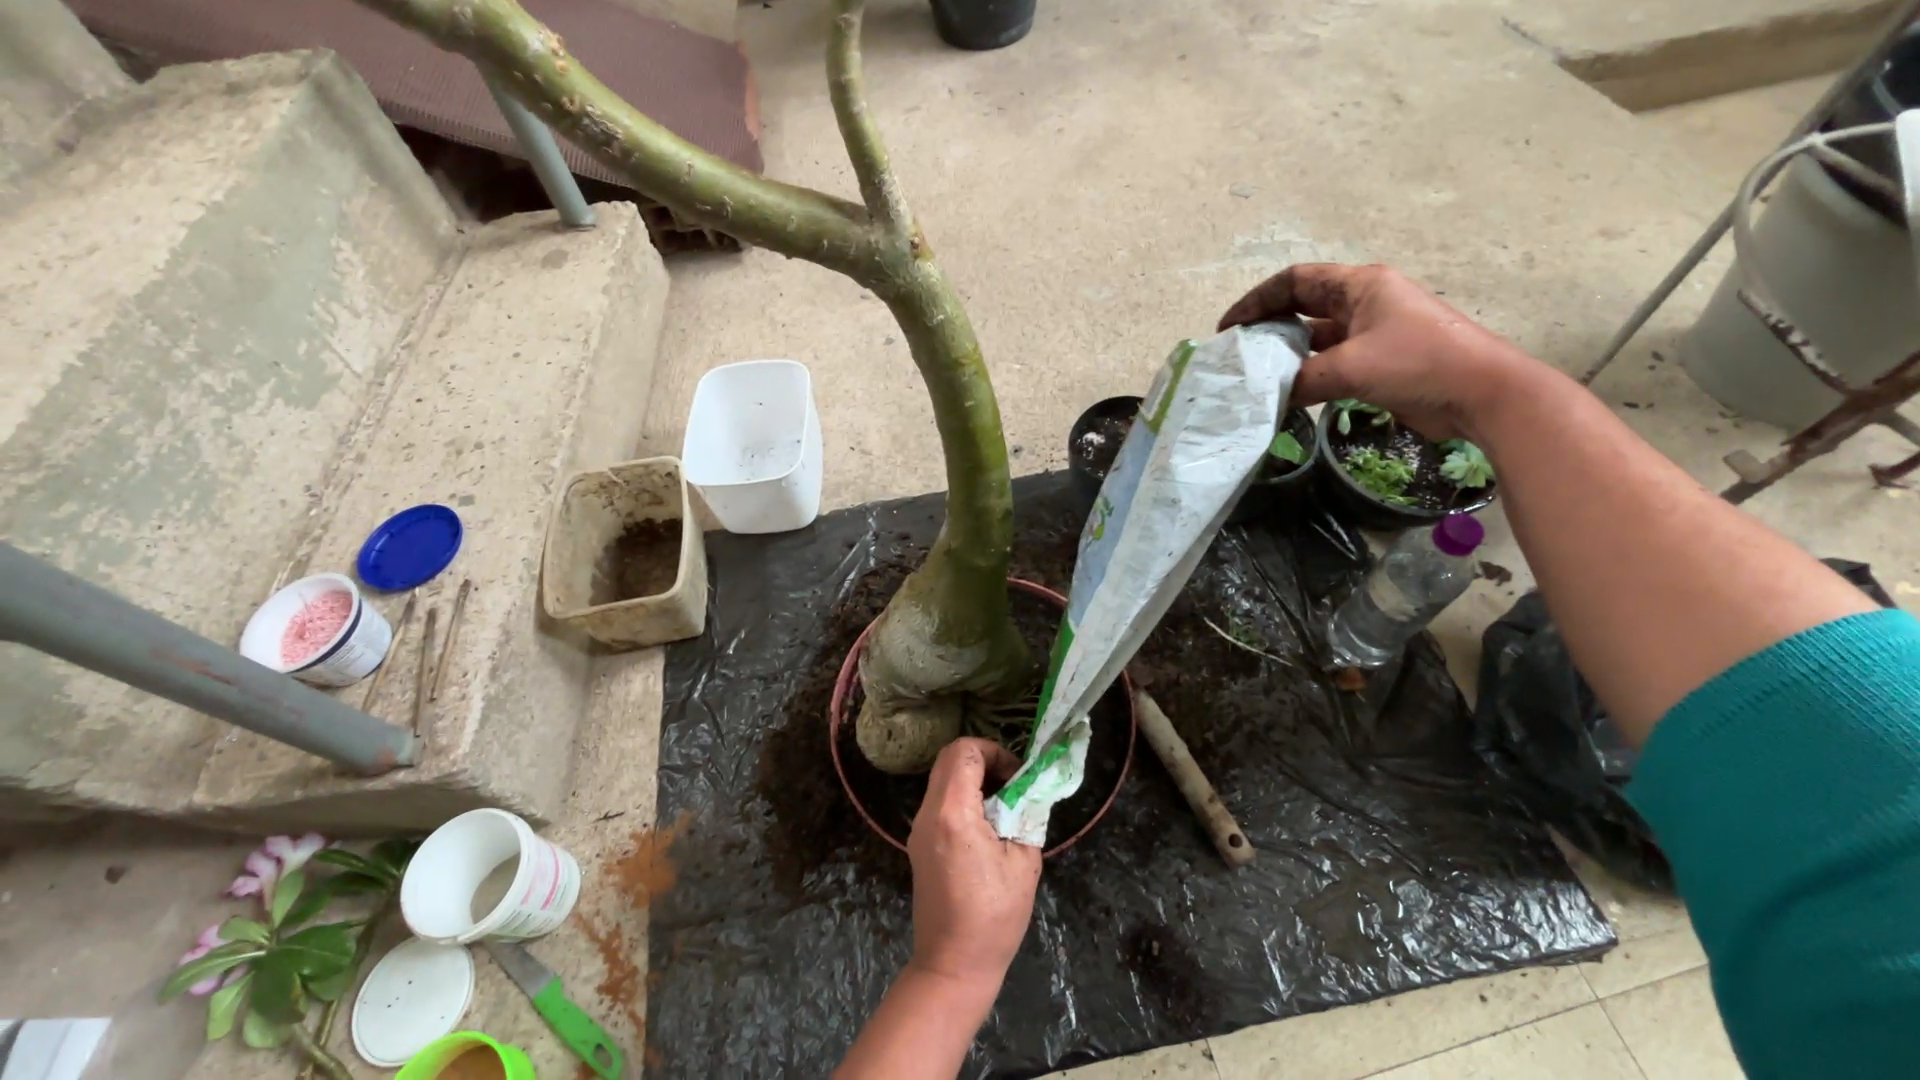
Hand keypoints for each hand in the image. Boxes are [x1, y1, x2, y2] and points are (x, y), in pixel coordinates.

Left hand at [906, 738, 1042, 989]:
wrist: (953, 963)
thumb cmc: (994, 916)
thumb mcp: (1024, 861)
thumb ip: (1026, 815)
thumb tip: (1030, 790)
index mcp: (953, 813)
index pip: (963, 751)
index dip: (994, 751)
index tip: (1016, 775)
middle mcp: (927, 813)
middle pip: (948, 759)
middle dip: (982, 760)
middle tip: (1011, 784)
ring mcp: (918, 829)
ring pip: (941, 780)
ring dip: (971, 780)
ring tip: (1002, 808)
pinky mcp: (918, 845)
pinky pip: (938, 803)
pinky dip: (961, 799)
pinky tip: (986, 828)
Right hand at [1218, 263, 1544, 442]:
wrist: (1483, 394)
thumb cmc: (1419, 364)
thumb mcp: (1350, 369)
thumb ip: (1302, 379)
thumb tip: (1267, 395)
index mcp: (1360, 285)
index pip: (1294, 281)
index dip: (1257, 300)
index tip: (1229, 328)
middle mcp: (1365, 302)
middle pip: (1303, 306)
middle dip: (1268, 327)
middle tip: (1238, 354)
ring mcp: (1374, 332)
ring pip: (1316, 337)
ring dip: (1287, 354)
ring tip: (1256, 376)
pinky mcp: (1380, 361)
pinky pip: (1331, 362)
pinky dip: (1308, 374)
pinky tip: (1288, 393)